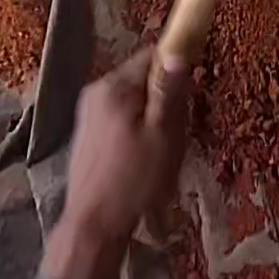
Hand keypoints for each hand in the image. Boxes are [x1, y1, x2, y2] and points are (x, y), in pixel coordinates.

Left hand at [44, 50, 190, 278]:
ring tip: (161, 146)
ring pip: (136, 96)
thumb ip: (170, 91)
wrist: (93, 228)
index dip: (176, 69)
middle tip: (175, 129)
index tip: (189, 95)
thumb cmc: (133, 180)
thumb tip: (179, 51)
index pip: (153, 55)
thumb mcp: (162, 134)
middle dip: (165, 96)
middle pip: (145, 76)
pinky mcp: (89, 130)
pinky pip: (124, 113)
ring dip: (154, 113)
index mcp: (113, 87)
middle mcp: (96, 92)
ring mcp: (89, 112)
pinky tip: (144, 155)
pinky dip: (139, 126)